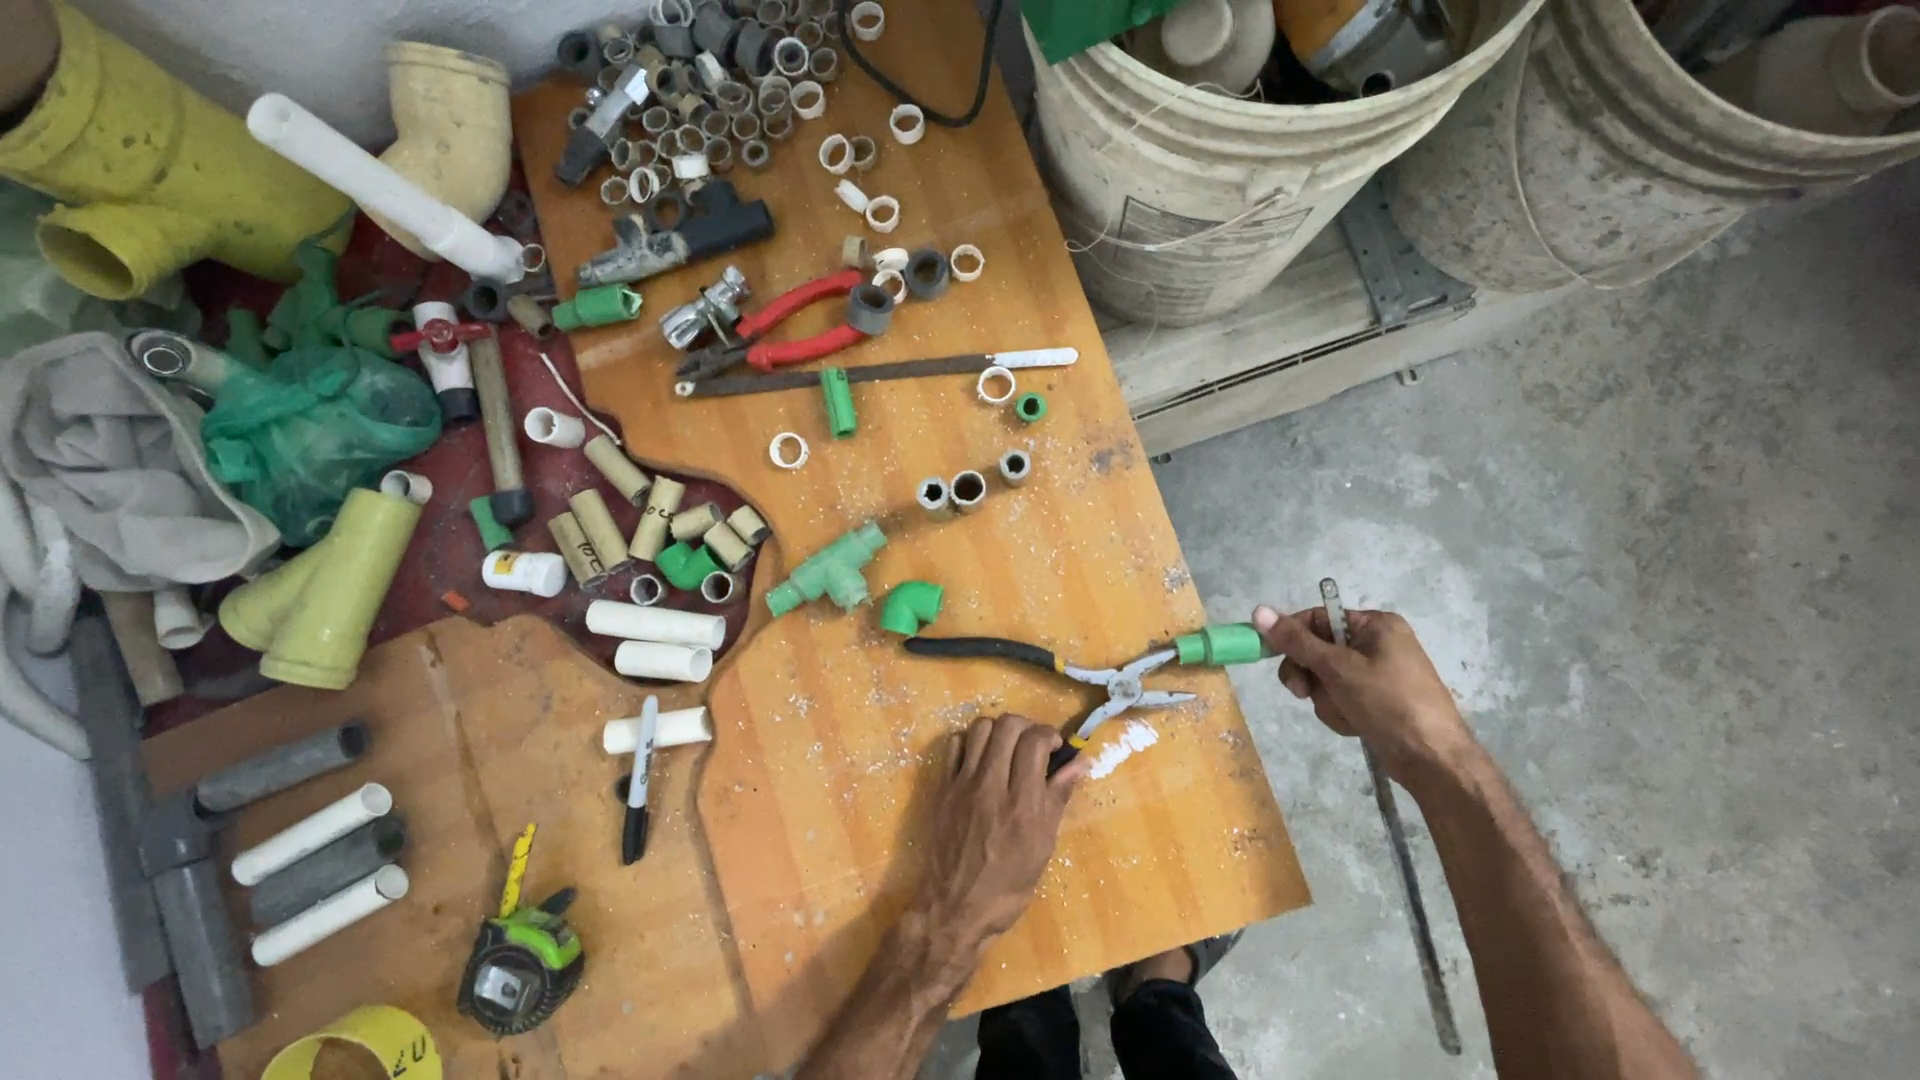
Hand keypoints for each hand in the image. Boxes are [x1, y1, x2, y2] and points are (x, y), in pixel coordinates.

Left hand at [912, 715, 1089, 956]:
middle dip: (1026, 726)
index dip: (1049, 734)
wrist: (956, 908)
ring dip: (998, 730)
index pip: (1034, 740)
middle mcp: (992, 785)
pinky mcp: (943, 788)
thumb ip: (1058, 797)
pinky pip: (953, 745)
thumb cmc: (1008, 886)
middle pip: (1007, 725)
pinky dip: (969, 742)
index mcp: (1022, 802)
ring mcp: (963, 784)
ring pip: (979, 728)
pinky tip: (979, 759)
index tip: (1054, 747)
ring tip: (1006, 749)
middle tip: (1032, 745)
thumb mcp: (1043, 845)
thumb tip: (1079, 762)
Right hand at [1253, 604, 1476, 785]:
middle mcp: (1376, 644)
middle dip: (1310, 676)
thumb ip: (1296, 641)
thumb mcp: (1337, 668)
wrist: (1432, 758)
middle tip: (1302, 692)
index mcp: (1375, 625)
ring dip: (1326, 699)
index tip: (1270, 655)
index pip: (1317, 619)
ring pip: (1324, 679)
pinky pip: (1339, 698)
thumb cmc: (1388, 701)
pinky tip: (1355, 725)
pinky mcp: (1375, 700)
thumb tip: (1258, 610)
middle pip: (1317, 650)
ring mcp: (1376, 674)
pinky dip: (1340, 712)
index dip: (1291, 637)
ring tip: (1346, 713)